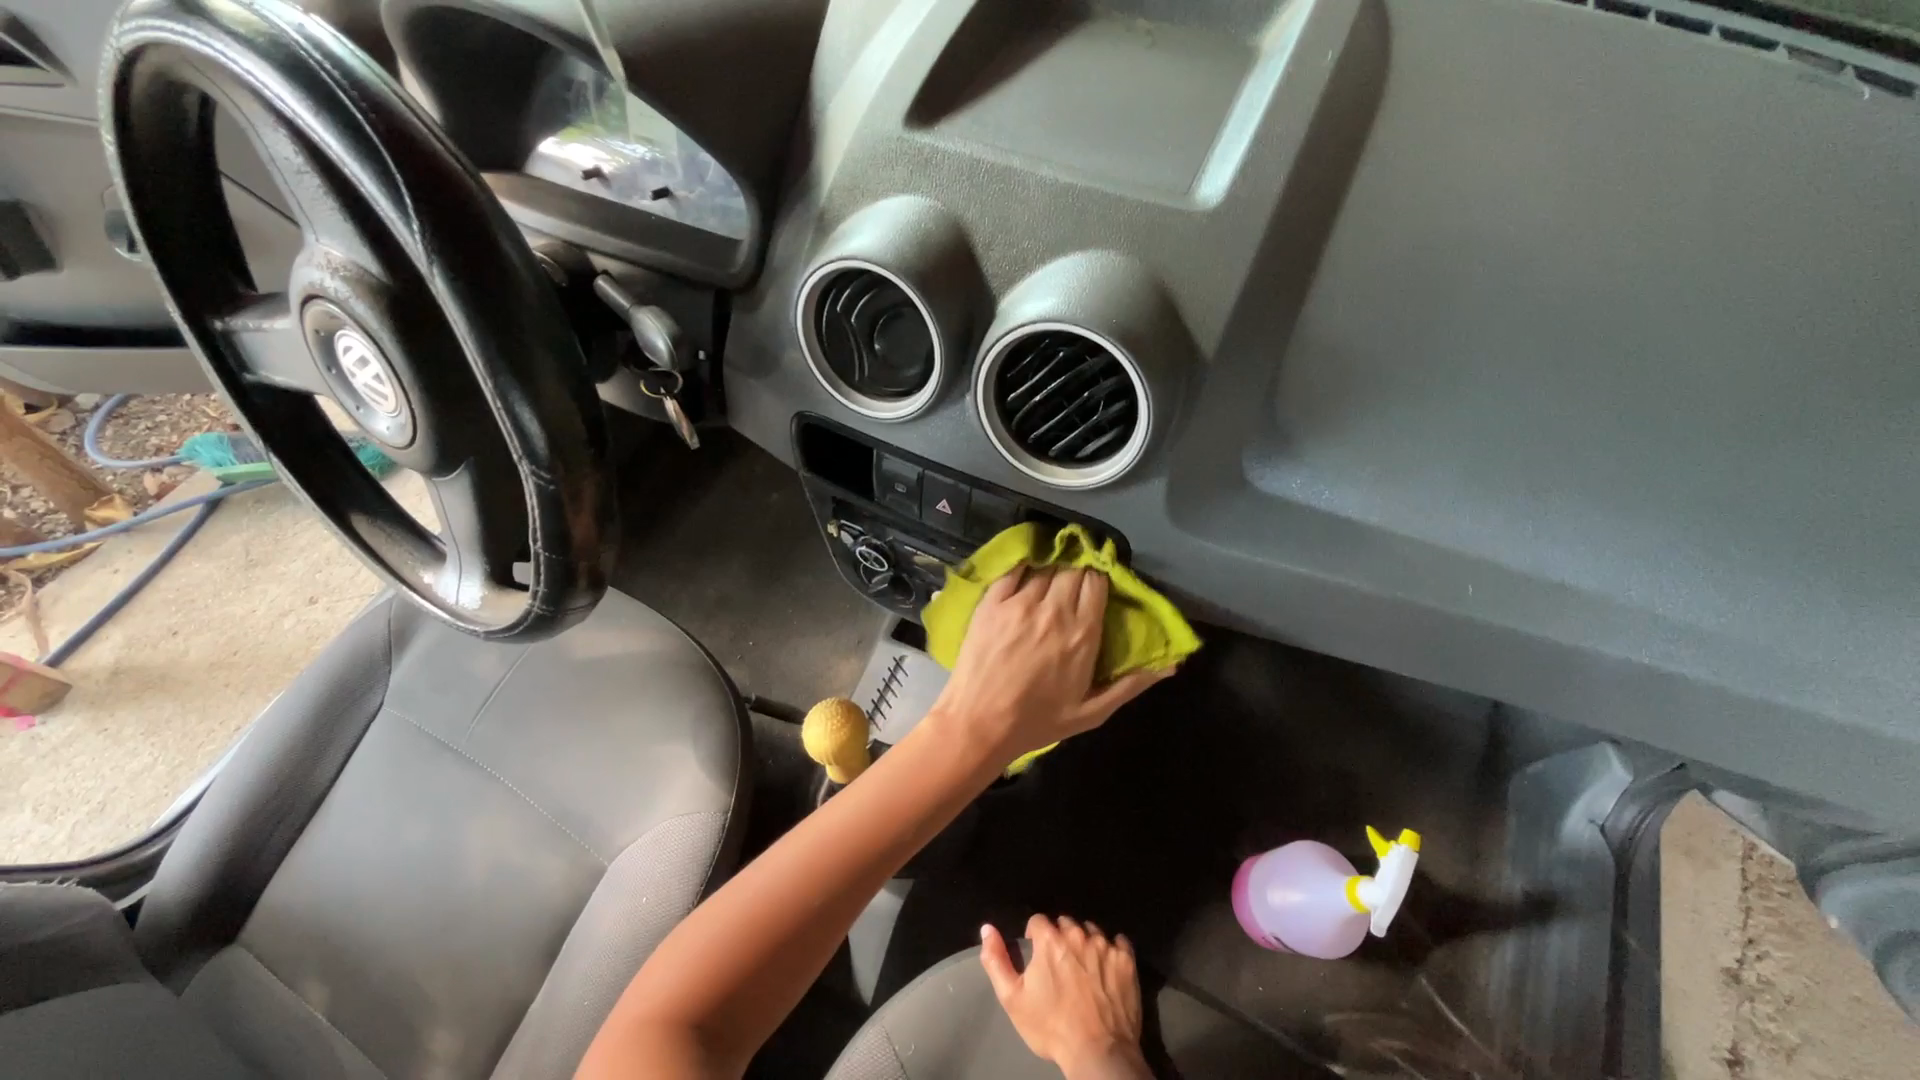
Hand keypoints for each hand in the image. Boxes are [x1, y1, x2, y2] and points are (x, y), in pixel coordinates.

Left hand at [929, 567, 1170, 763]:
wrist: (979, 724)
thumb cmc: (1037, 722)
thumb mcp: (1091, 712)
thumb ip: (1131, 685)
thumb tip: (1171, 665)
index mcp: (1082, 633)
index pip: (1097, 582)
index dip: (1099, 577)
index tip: (1097, 583)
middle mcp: (1054, 610)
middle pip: (1073, 569)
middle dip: (1078, 570)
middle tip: (1074, 581)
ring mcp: (1020, 603)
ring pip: (1045, 567)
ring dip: (1052, 567)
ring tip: (1051, 576)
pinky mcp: (992, 602)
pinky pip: (1013, 569)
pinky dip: (1023, 564)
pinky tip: (1027, 568)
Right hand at [980, 916, 1150, 1079]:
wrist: (1097, 1053)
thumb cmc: (1050, 1027)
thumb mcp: (1012, 998)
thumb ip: (996, 959)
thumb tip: (987, 929)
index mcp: (1050, 940)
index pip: (1037, 921)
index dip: (1034, 938)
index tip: (1037, 957)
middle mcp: (1078, 934)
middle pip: (1065, 924)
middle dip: (1060, 939)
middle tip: (1059, 966)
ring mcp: (1106, 946)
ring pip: (1091, 931)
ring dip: (1085, 944)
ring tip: (1083, 969)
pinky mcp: (1127, 960)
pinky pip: (1118, 942)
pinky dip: (1112, 951)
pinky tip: (1107, 970)